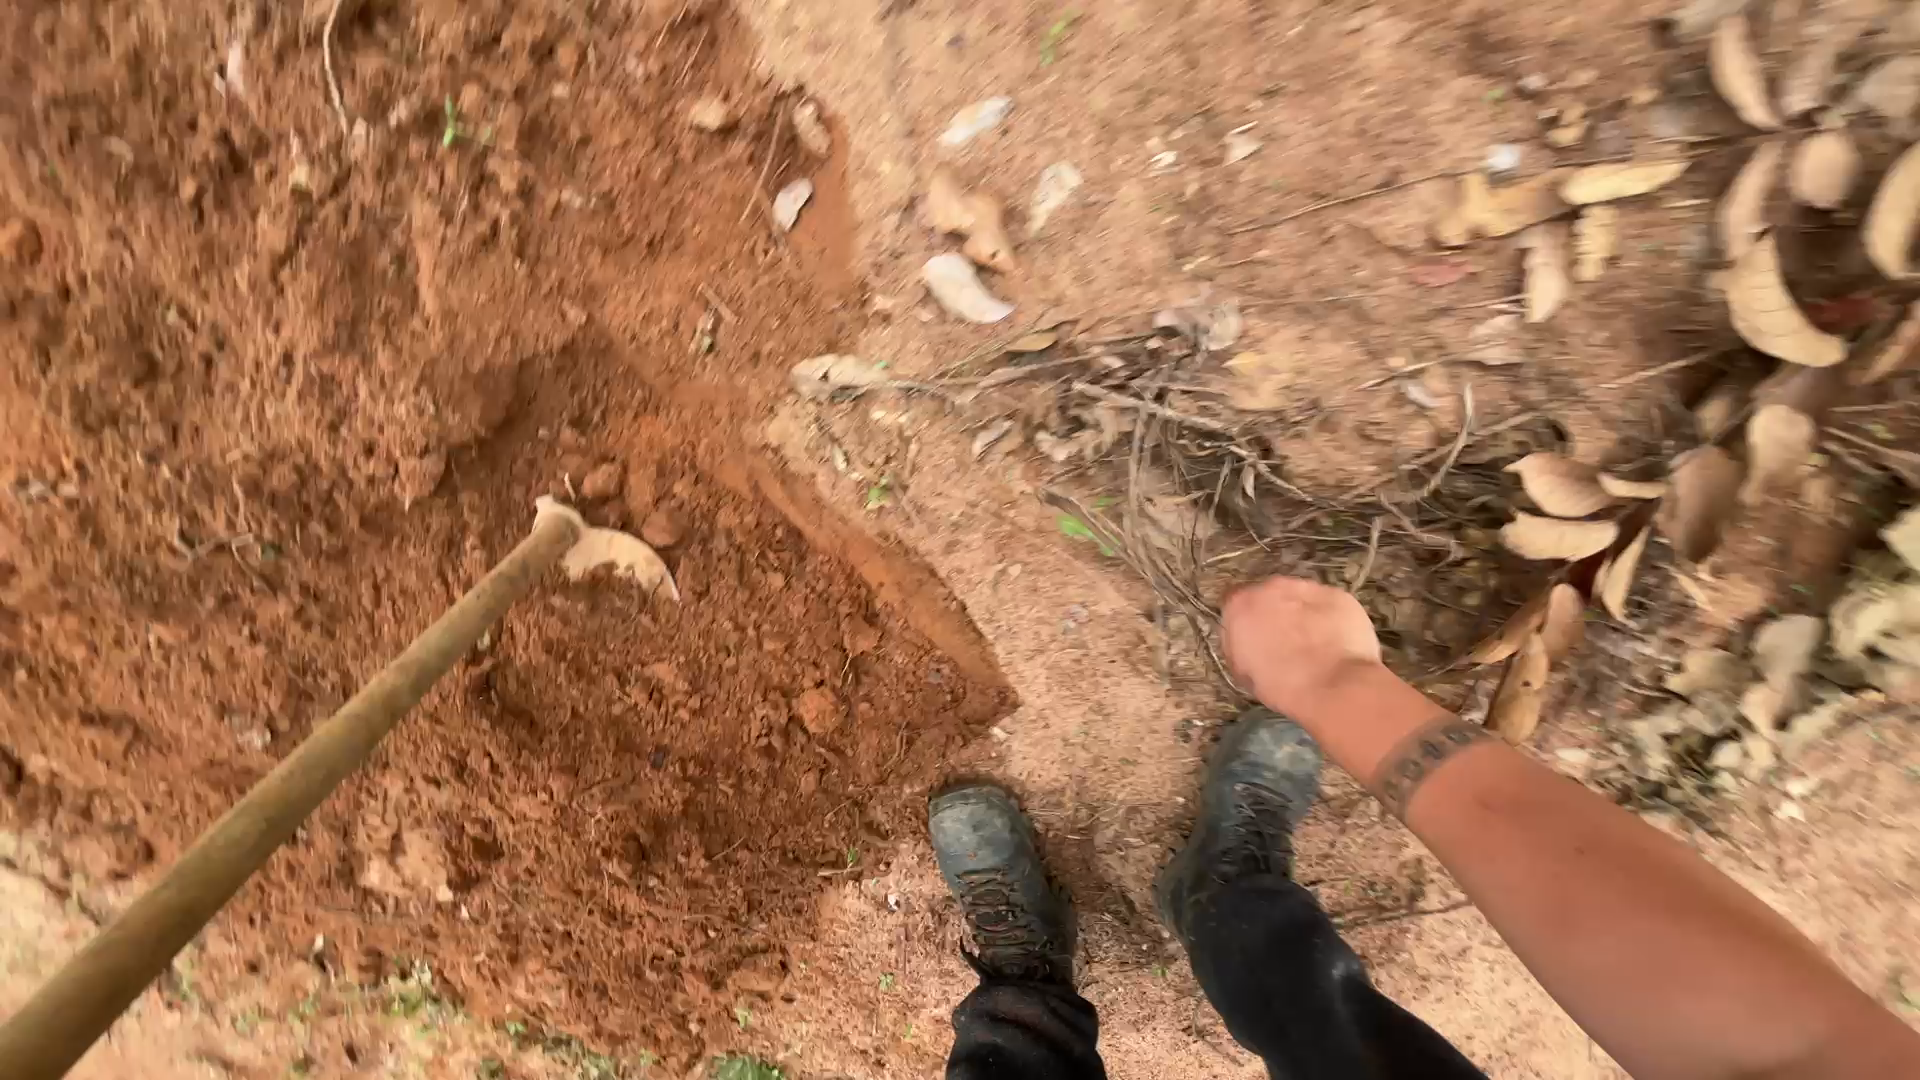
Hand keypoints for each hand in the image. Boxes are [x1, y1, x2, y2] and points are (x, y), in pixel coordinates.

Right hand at [1221, 576, 1384, 717]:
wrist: (1333, 684)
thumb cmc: (1281, 683)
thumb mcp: (1243, 671)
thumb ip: (1240, 646)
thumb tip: (1248, 643)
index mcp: (1240, 604)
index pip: (1235, 605)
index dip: (1245, 623)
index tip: (1253, 640)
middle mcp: (1270, 587)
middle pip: (1269, 596)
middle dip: (1275, 615)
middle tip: (1285, 643)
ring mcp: (1307, 588)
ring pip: (1301, 598)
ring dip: (1303, 615)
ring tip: (1315, 645)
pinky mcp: (1339, 595)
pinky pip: (1329, 605)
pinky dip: (1330, 619)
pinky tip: (1335, 643)